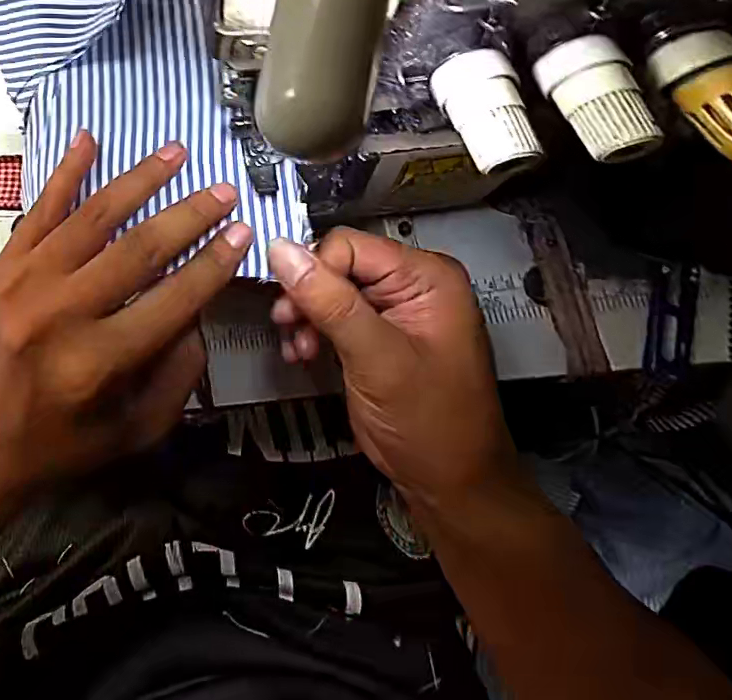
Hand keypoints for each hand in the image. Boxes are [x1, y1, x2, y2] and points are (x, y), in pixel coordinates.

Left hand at [0, 131, 251, 511]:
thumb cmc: (59, 445)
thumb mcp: (134, 429)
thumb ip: (178, 371)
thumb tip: (198, 306)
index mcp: (95, 363)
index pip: (171, 299)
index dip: (213, 264)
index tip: (243, 233)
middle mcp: (58, 314)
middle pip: (138, 250)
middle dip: (189, 216)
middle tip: (223, 190)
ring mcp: (23, 283)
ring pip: (92, 217)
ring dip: (138, 181)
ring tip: (175, 153)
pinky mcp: (2, 268)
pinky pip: (40, 210)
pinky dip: (66, 173)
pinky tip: (89, 140)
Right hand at [267, 229, 530, 514]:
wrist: (451, 486)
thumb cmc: (429, 422)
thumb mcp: (376, 357)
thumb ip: (328, 301)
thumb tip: (280, 249)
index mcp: (426, 276)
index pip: (348, 246)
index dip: (313, 272)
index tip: (290, 308)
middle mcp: (411, 283)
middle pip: (336, 265)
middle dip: (307, 298)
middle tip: (290, 329)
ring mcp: (394, 308)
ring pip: (328, 290)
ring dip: (305, 317)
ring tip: (299, 348)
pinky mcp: (377, 332)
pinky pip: (333, 314)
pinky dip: (312, 331)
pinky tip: (303, 353)